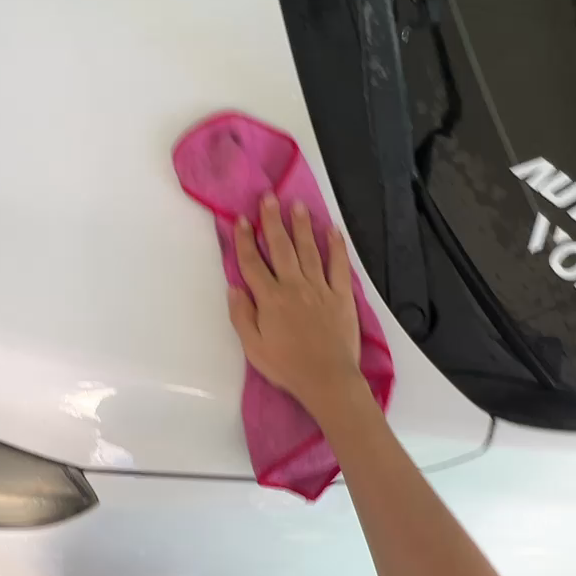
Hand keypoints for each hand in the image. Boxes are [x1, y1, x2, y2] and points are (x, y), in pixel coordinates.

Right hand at [227, 194, 365, 416]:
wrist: (327, 377)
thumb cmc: (286, 366)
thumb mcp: (253, 347)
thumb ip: (242, 316)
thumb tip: (234, 288)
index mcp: (270, 299)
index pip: (253, 264)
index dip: (245, 240)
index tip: (241, 219)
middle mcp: (294, 286)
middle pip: (281, 248)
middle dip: (273, 221)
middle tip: (269, 198)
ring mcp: (320, 288)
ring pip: (309, 250)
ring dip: (302, 226)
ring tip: (297, 206)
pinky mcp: (341, 295)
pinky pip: (338, 265)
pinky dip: (336, 246)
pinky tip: (332, 230)